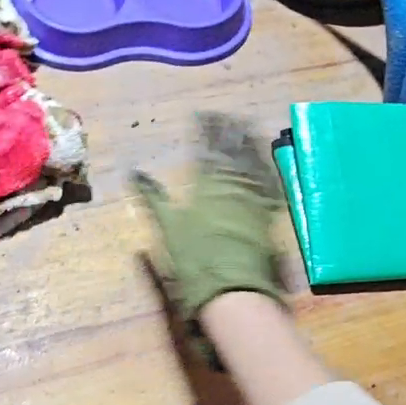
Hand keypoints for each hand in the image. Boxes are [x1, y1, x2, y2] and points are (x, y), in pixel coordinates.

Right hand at [133, 112, 284, 319]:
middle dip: (230, 129)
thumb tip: (134, 172)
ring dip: (251, 142)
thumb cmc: (193, 260)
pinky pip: (271, 184)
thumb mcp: (166, 226)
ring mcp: (254, 199)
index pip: (206, 147)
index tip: (202, 114)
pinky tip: (268, 162)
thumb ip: (152, 196)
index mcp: (206, 184)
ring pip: (255, 161)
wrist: (232, 290)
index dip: (205, 128)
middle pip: (233, 149)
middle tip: (227, 115)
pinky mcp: (269, 216)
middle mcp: (233, 185)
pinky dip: (268, 169)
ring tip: (248, 128)